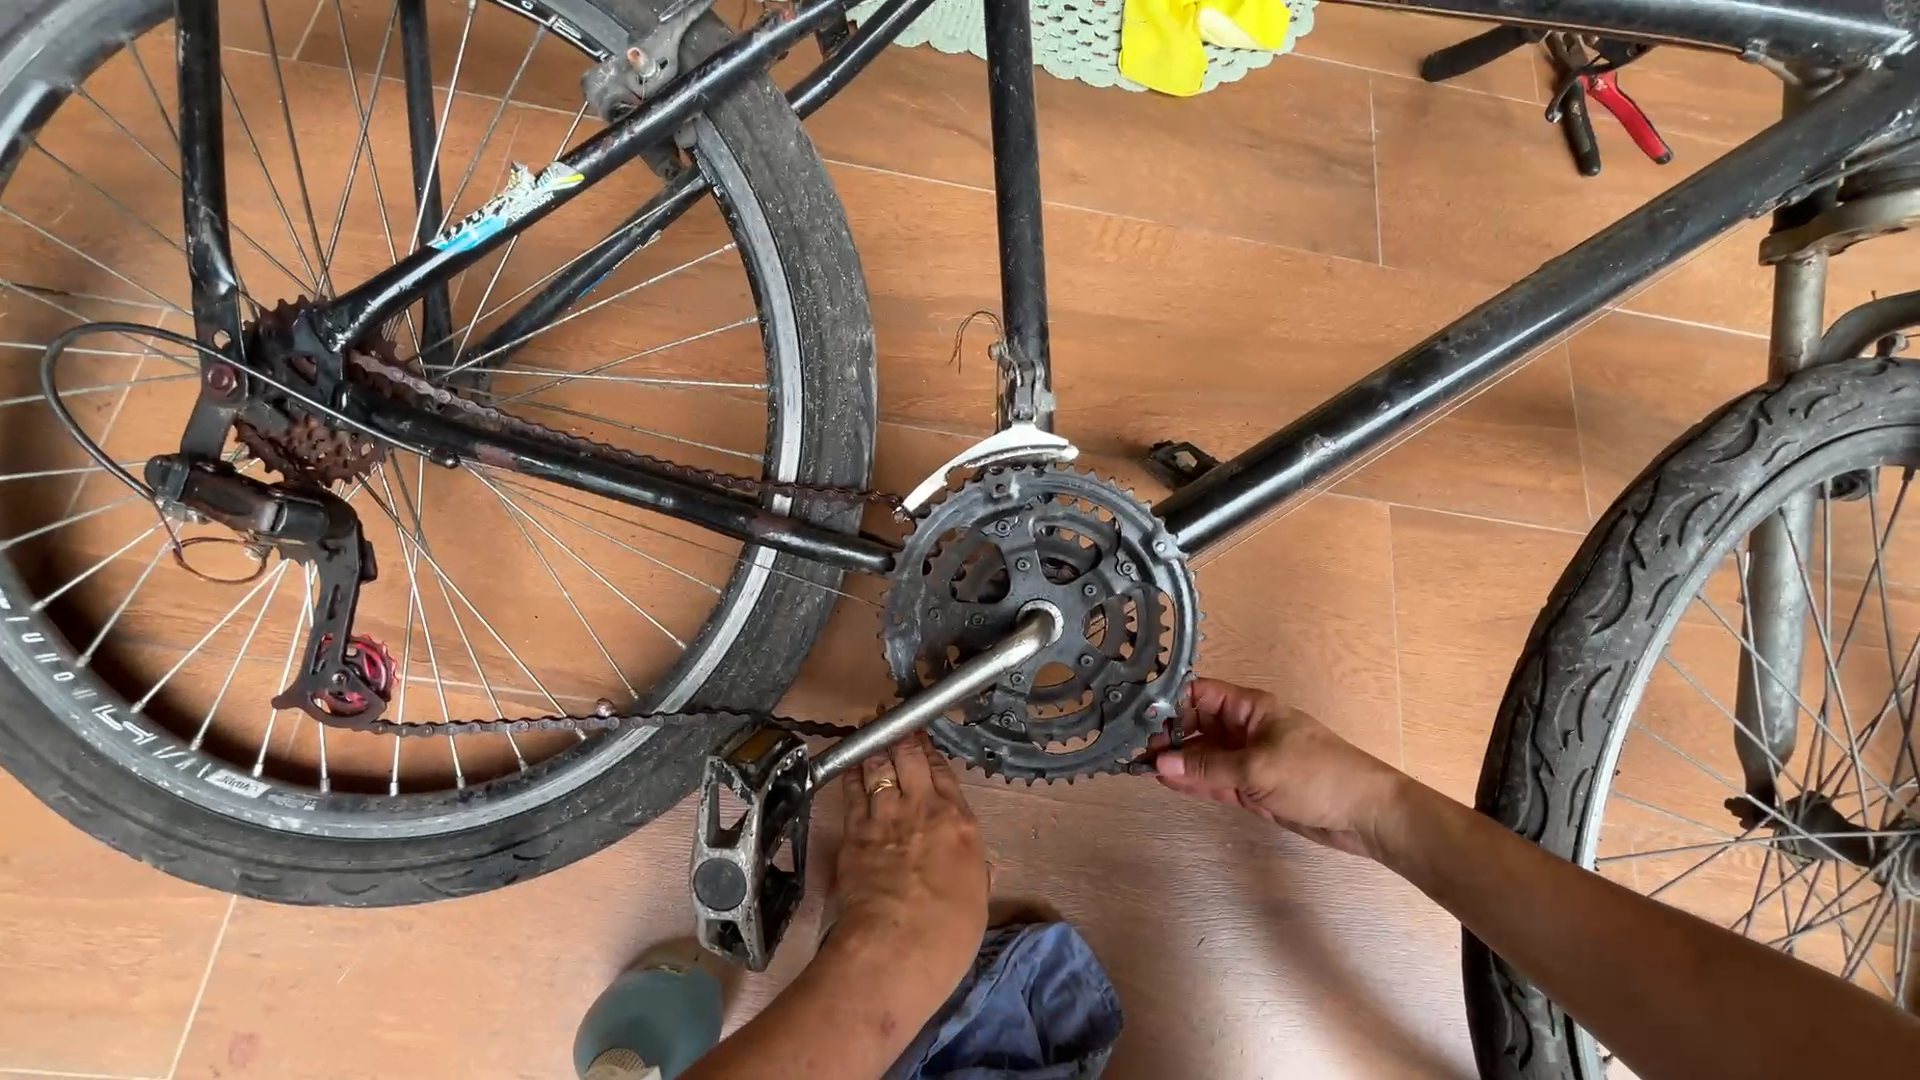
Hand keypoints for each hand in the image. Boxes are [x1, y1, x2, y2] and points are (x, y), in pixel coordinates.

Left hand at [827, 731, 988, 1002]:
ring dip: (874, 746)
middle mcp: (923, 807)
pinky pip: (852, 791)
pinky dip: (851, 773)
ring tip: (869, 729)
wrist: (898, 944)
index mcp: (959, 821)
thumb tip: (974, 864)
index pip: (943, 773)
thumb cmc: (948, 931)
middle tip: (893, 718)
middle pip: (909, 758)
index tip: (922, 738)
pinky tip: (849, 763)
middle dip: (901, 735)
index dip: (930, 752)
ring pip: (878, 766)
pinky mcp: (855, 830)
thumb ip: (972, 868)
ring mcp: (886, 815)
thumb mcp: (976, 895)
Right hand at [1151, 678, 1407, 858]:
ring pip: (1201, 754)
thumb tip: (1159, 764)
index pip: (1199, 693)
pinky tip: (1165, 781)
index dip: (1169, 702)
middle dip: (1166, 735)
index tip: (1138, 717)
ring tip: (1138, 766)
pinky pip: (1213, 778)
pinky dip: (1191, 780)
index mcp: (1249, 708)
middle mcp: (1243, 728)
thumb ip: (1207, 767)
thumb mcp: (1258, 769)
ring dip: (1175, 760)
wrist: (1367, 816)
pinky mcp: (1250, 786)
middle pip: (1195, 724)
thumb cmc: (1316, 775)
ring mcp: (1246, 758)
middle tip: (1132, 749)